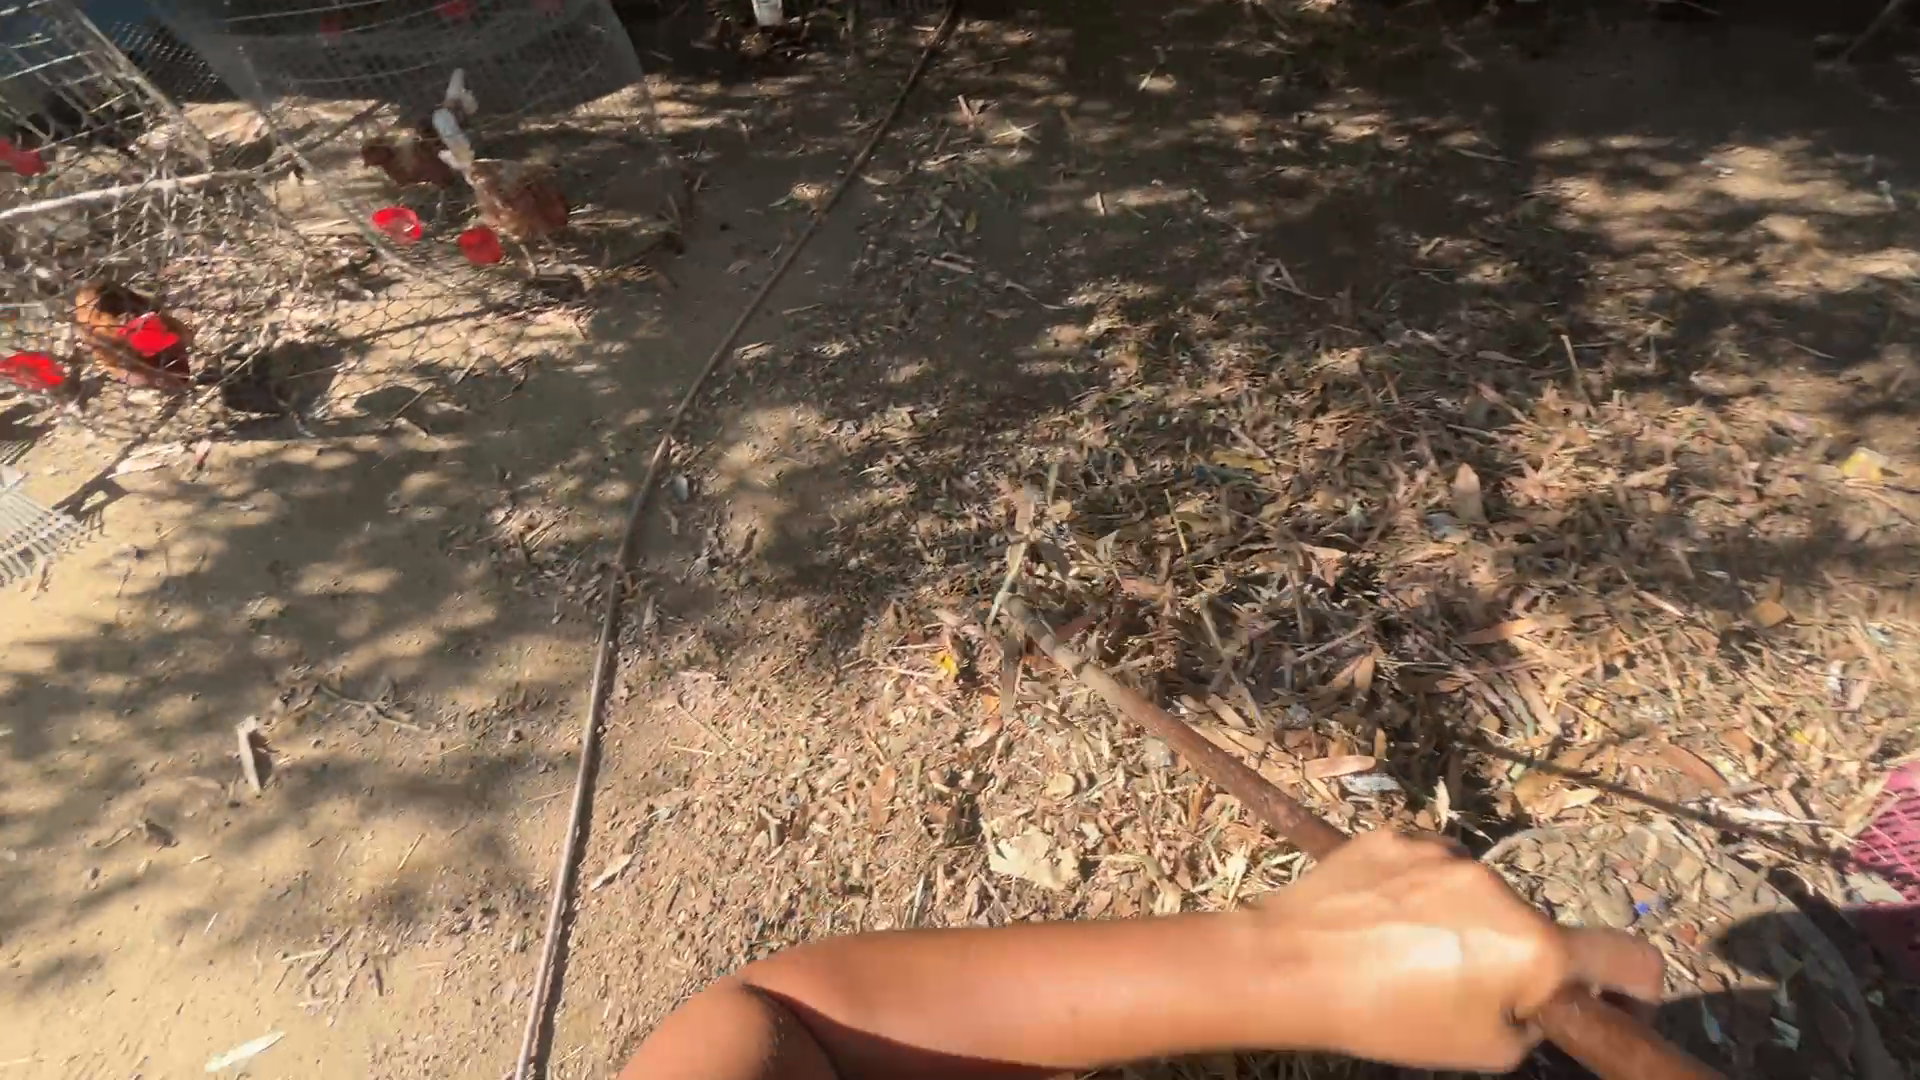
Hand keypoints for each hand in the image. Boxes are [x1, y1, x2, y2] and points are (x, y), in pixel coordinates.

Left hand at [1258, 829, 1665, 1070]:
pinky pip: (1424, 862)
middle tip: (1460, 976)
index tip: (1620, 994)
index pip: (1626, 955)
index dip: (1634, 983)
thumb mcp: (1487, 1047)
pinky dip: (1418, 884)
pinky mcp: (1390, 834)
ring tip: (1407, 942)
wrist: (1295, 961)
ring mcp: (1436, 851)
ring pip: (1472, 888)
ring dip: (1461, 912)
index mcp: (1531, 942)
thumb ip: (1532, 1013)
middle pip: (1528, 921)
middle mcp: (1492, 883)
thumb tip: (1535, 990)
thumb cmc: (1392, 1015)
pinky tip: (1384, 911)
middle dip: (1512, 950)